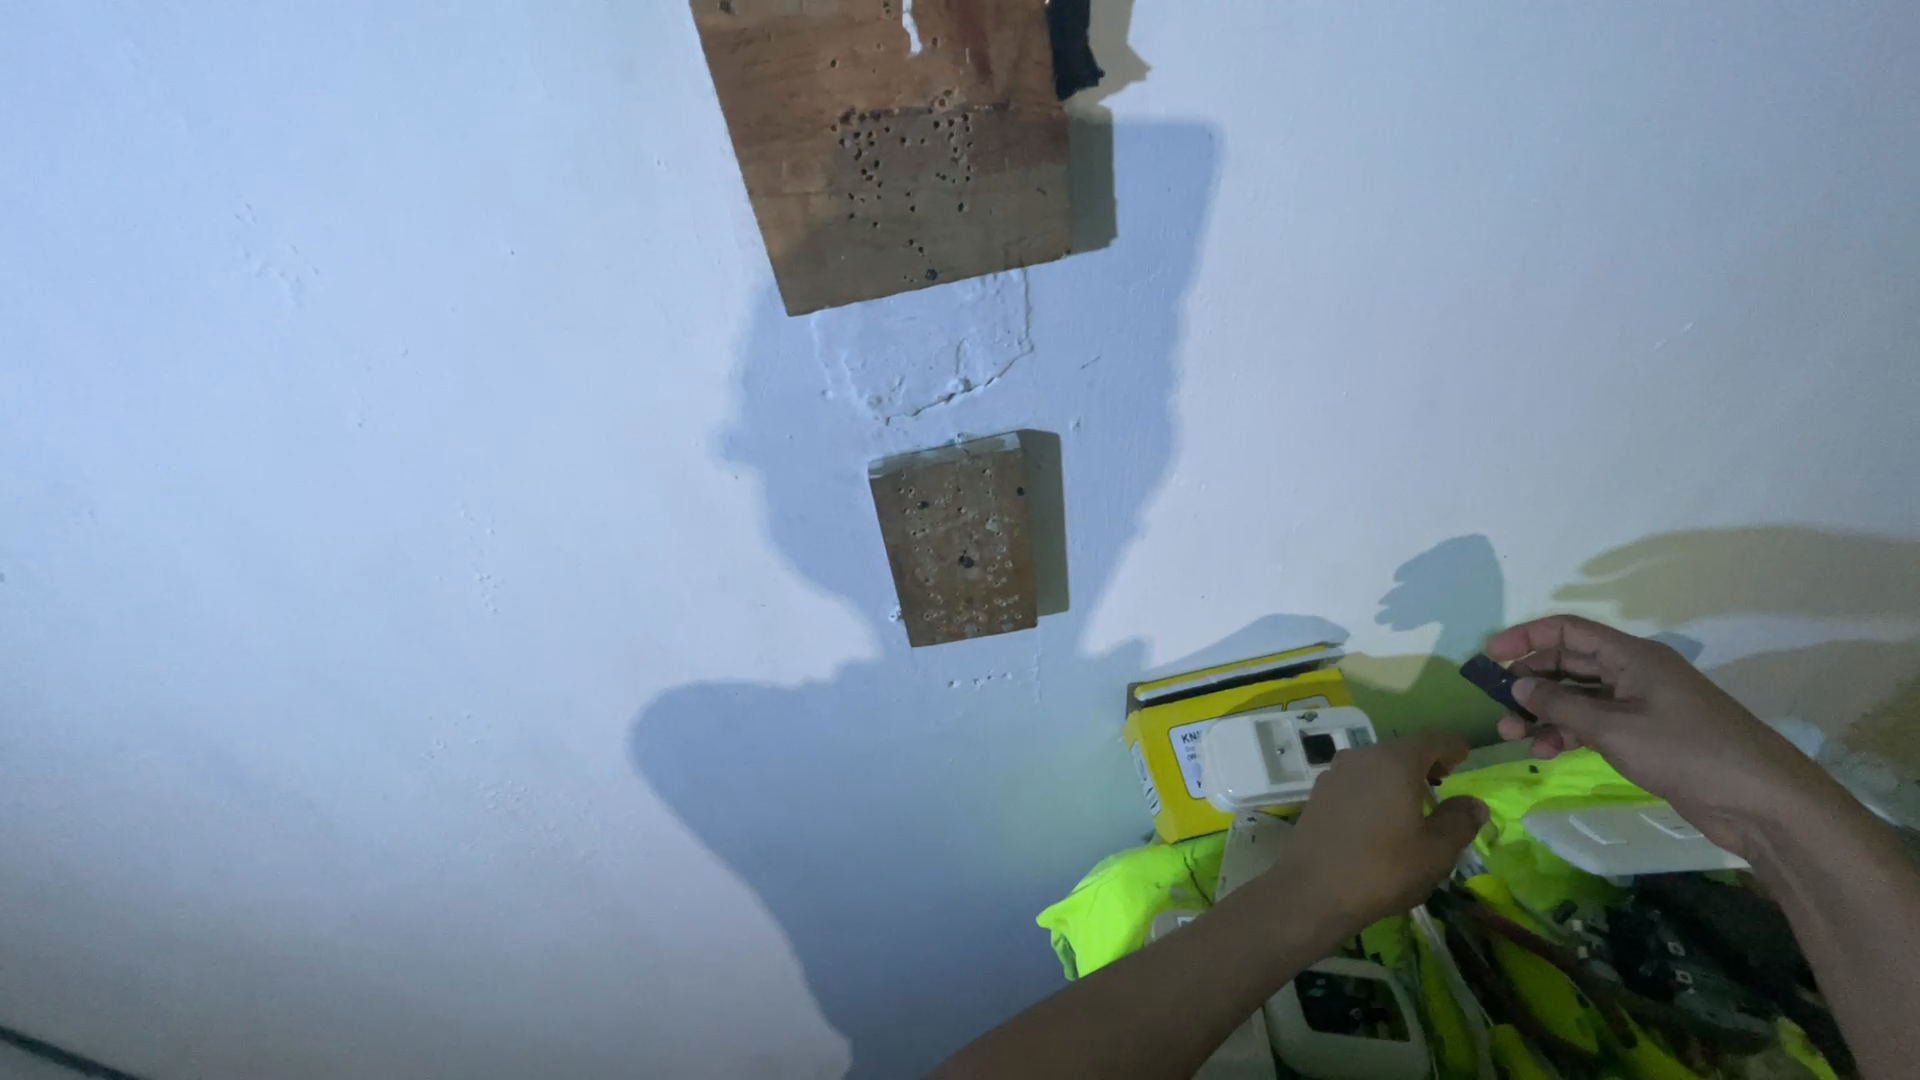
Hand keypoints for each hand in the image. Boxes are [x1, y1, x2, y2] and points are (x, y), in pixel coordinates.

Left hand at [1271, 734, 1487, 935]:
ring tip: (1416, 798)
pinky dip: (1375, 785)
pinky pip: (1356, 778)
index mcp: (1394, 762)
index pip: (1430, 740)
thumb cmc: (1384, 867)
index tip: (1464, 755)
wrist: (1314, 886)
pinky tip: (1382, 811)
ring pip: (1375, 762)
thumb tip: (1474, 802)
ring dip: (1398, 773)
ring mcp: (1334, 772)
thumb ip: (1460, 820)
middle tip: (1444, 780)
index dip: (1451, 746)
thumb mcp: (1436, 849)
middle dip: (1424, 760)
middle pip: (1400, 749)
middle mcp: (1360, 757)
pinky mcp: (1319, 792)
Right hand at [1486, 615, 1843, 859]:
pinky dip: (1564, 733)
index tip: (1488, 657)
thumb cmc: (1689, 753)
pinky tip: (1544, 751)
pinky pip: (1591, 723)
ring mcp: (1639, 705)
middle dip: (1528, 681)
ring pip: (1575, 697)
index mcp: (1633, 657)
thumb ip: (1559, 705)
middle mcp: (1633, 674)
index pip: (1566, 631)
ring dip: (1541, 713)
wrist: (1767, 806)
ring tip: (1513, 735)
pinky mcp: (1644, 735)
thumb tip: (1517, 685)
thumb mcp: (1613, 728)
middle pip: (1567, 664)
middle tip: (1497, 703)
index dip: (1524, 638)